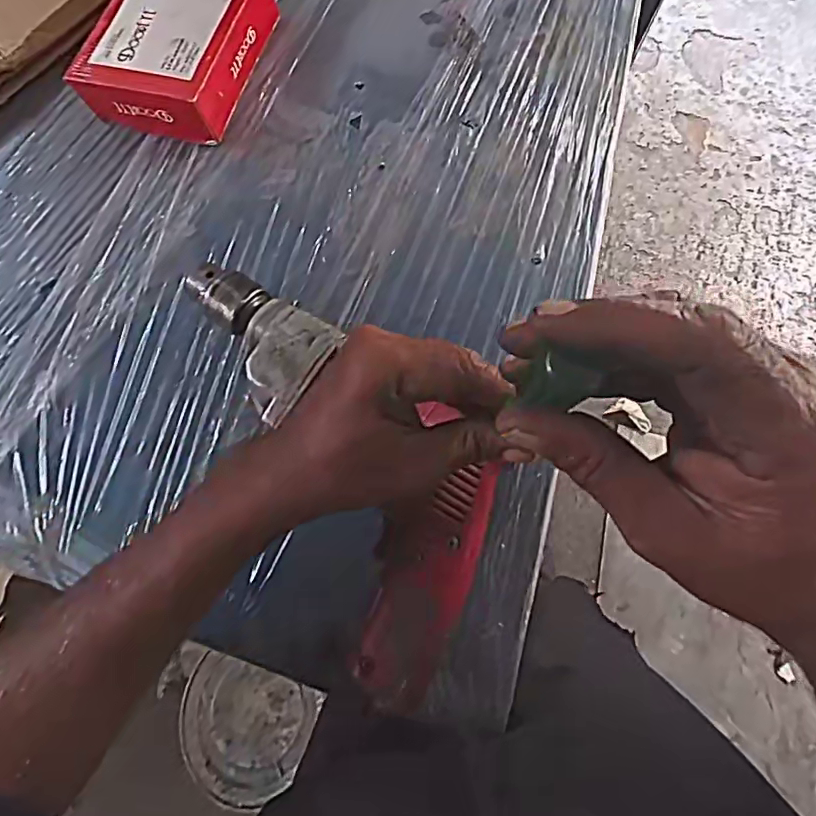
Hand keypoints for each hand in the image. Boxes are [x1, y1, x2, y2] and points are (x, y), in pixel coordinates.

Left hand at [223, 325, 513, 532]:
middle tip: (514, 424)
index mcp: (388, 357)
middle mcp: (381, 340)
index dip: (499, 392)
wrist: (287, 476)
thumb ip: (471, 443)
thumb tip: (517, 440)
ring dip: (466, 394)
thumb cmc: (342, 471)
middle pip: (452, 360)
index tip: (527, 416)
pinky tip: (461, 416)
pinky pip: (420, 370)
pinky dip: (443, 392)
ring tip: (492, 425)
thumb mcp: (416, 462)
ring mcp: (374, 347)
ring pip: (439, 364)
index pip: (461, 365)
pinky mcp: (371, 360)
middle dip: (484, 393)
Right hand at [496, 296, 815, 638]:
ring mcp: (782, 372)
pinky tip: (584, 369)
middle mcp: (796, 381)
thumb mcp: (667, 532)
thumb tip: (526, 420)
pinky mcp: (760, 375)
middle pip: (684, 324)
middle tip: (526, 341)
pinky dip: (629, 356)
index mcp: (791, 423)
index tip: (548, 327)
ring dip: (605, 339)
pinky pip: (686, 350)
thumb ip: (596, 466)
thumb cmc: (764, 576)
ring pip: (679, 329)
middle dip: (596, 327)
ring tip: (542, 358)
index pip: (700, 340)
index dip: (616, 323)